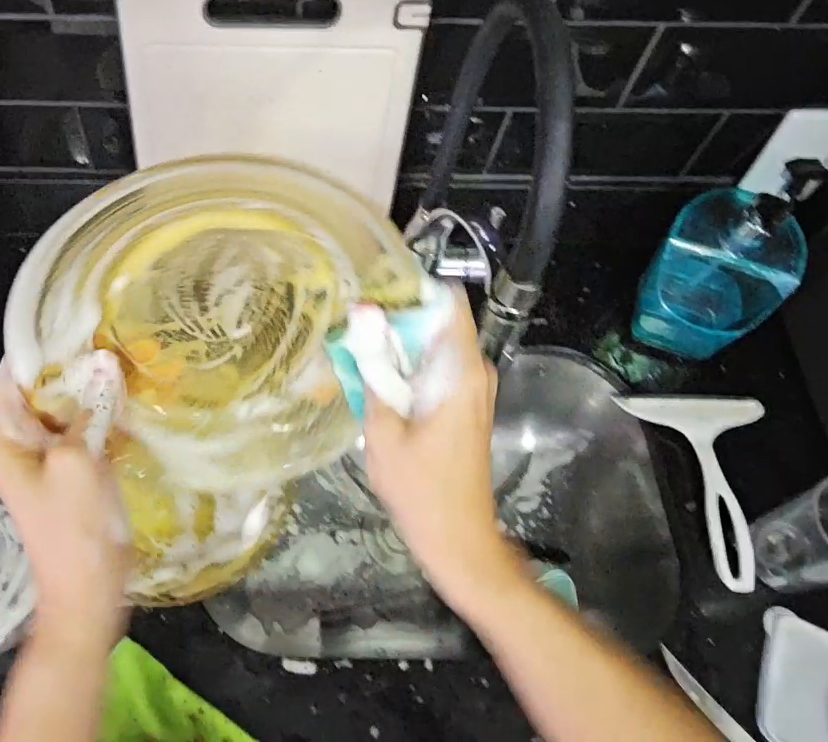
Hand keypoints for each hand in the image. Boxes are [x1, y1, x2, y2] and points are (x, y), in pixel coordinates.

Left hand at [0, 361, 132, 650]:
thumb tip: (104, 360)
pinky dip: (103, 413)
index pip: (15, 369)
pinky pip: (84, 425)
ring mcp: (44, 453)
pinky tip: (132, 399)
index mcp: (1, 433)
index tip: (83, 318)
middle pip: (43, 384)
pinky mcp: (70, 466)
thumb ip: (89, 407)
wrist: (87, 594)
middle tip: (117, 336)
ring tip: (130, 360)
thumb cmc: (73, 528)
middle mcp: (16, 437)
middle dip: (77, 363)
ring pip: (68, 403)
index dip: (47, 342)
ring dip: (95, 388)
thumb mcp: (79, 459)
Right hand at [362, 285, 523, 600]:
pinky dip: (409, 364)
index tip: (374, 289)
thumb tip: (361, 313)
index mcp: (461, 370)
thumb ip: (373, 368)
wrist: (458, 539)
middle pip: (437, 320)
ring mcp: (474, 386)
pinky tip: (376, 378)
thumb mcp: (383, 429)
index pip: (448, 300)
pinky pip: (437, 365)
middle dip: (397, 315)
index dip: (412, 287)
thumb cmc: (420, 488)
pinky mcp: (466, 402)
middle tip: (353, 322)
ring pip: (434, 343)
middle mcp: (475, 370)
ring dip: (399, 342)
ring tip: (357, 346)